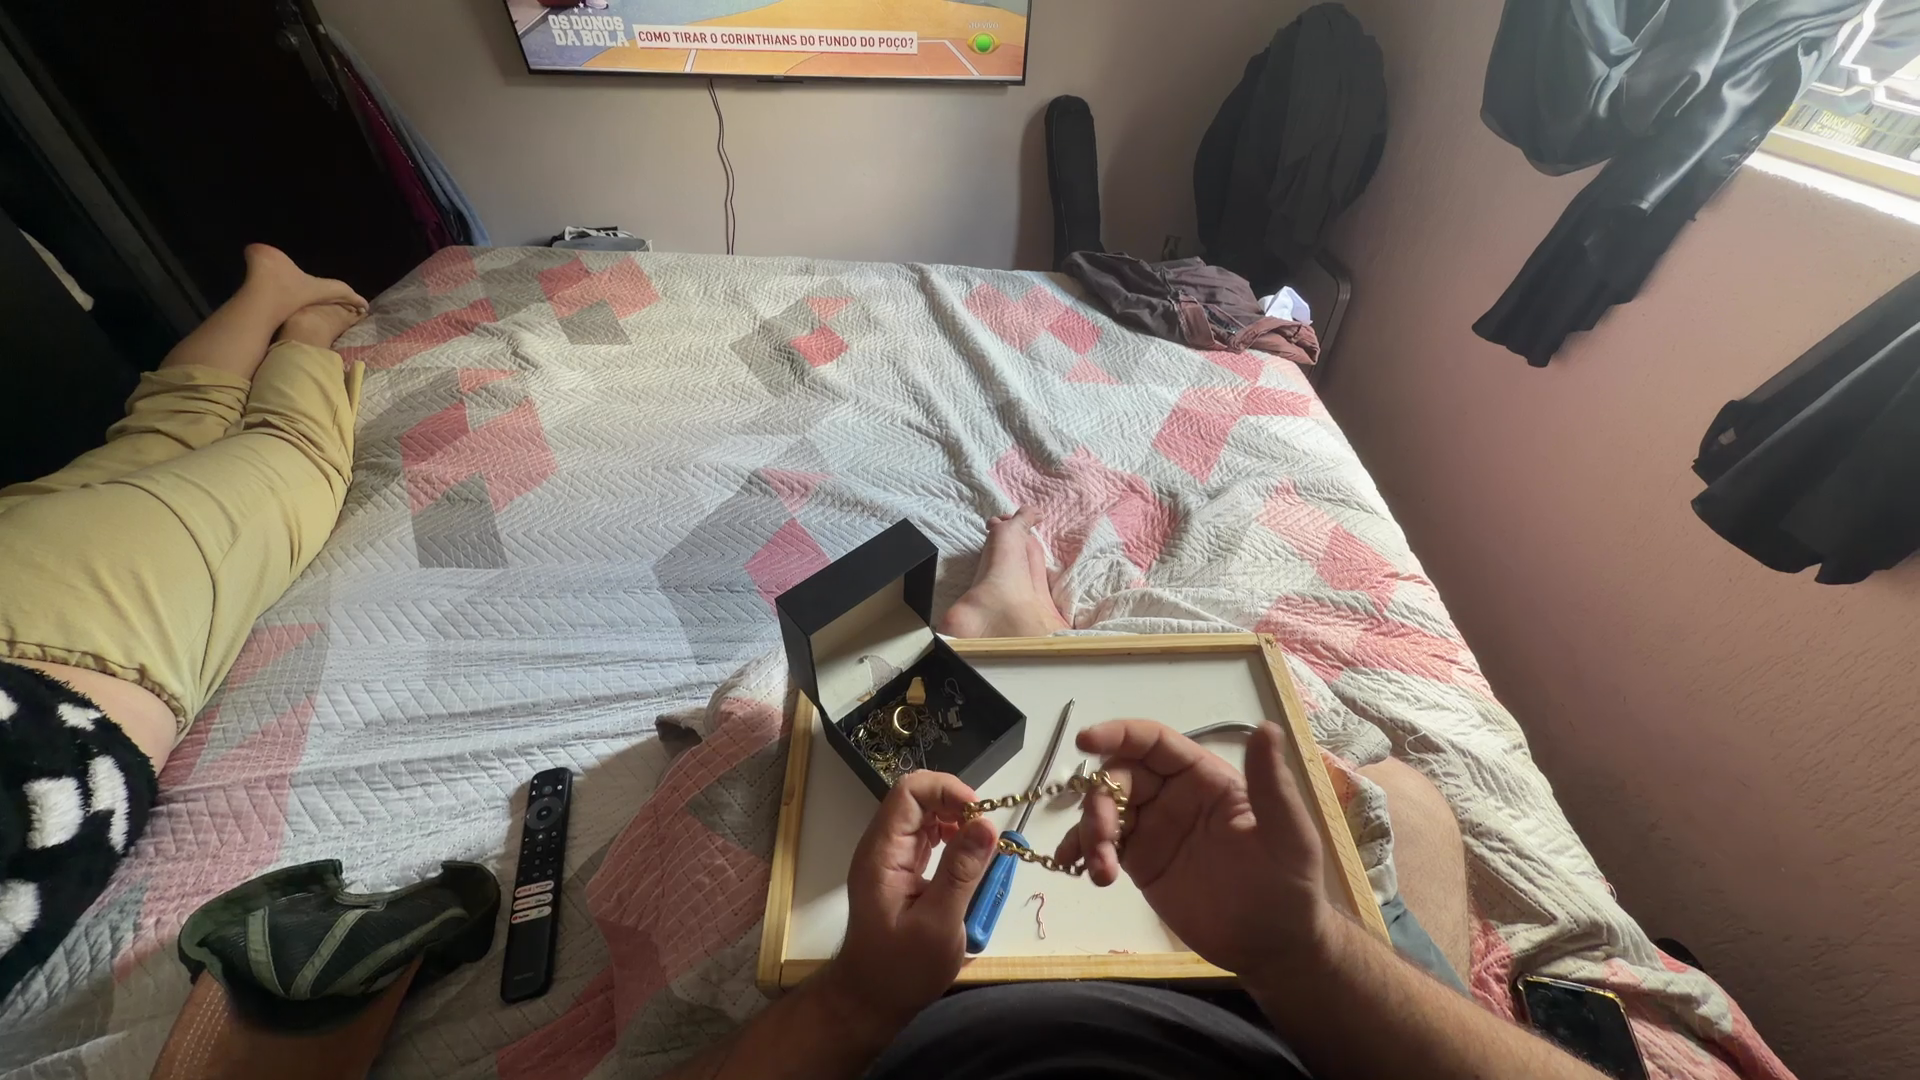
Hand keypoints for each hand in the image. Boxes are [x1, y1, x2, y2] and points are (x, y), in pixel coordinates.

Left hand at [819, 771, 1000, 1034]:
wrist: (870, 1000)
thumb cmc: (902, 970)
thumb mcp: (940, 924)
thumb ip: (962, 872)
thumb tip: (986, 823)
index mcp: (882, 852)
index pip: (909, 792)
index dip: (946, 790)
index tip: (978, 814)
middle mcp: (881, 844)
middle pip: (915, 795)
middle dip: (953, 801)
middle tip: (983, 829)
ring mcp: (889, 854)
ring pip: (922, 811)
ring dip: (954, 817)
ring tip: (979, 842)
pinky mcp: (900, 866)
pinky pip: (925, 832)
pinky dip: (950, 834)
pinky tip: (966, 853)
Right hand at [1056, 720, 1336, 979]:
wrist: (1272, 948)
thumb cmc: (1286, 884)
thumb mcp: (1286, 834)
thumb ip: (1271, 783)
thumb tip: (1268, 728)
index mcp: (1201, 776)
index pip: (1153, 741)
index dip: (1118, 734)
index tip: (1085, 741)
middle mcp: (1170, 792)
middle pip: (1118, 776)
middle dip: (1100, 800)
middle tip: (1102, 838)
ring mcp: (1150, 825)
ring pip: (1104, 808)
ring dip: (1090, 830)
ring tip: (1101, 870)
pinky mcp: (1137, 859)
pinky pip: (1099, 842)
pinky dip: (1079, 848)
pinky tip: (1070, 864)